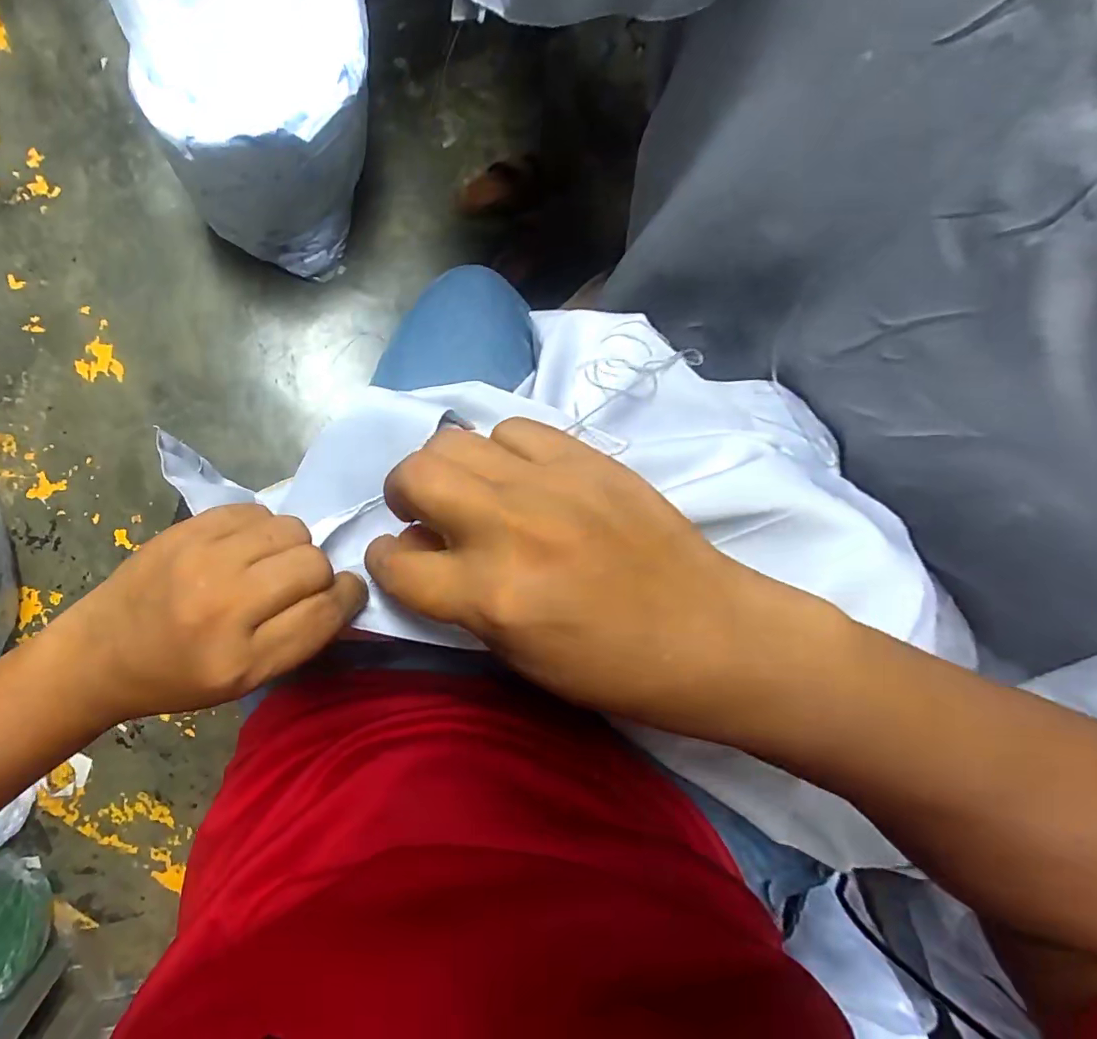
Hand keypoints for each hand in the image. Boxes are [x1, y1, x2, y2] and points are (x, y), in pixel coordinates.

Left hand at [46, 504, 366, 723]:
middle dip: (319, 573)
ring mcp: (202, 560)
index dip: (348, 598)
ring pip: (288, 528)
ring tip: (268, 562)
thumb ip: (293, 640)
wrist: (102, 650)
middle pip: (312, 564)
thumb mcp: (239, 683)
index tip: (345, 593)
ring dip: (291, 545)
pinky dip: (260, 526)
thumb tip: (339, 593)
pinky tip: (243, 545)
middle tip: (298, 583)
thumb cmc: (174, 678)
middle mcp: (225, 606)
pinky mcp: (185, 530)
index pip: (324, 613)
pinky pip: (253, 510)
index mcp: (241, 661)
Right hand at [362, 418, 832, 739]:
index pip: (393, 561)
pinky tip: (518, 478)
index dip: (383, 561)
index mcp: (489, 594)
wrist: (713, 636)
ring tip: (468, 491)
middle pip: (412, 476)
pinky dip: (499, 452)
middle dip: (401, 495)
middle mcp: (508, 529)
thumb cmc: (604, 665)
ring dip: (444, 469)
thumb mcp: (508, 651)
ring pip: (451, 441)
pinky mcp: (585, 459)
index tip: (398, 561)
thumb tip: (415, 546)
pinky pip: (511, 429)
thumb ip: (449, 597)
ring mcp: (549, 486)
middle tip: (423, 514)